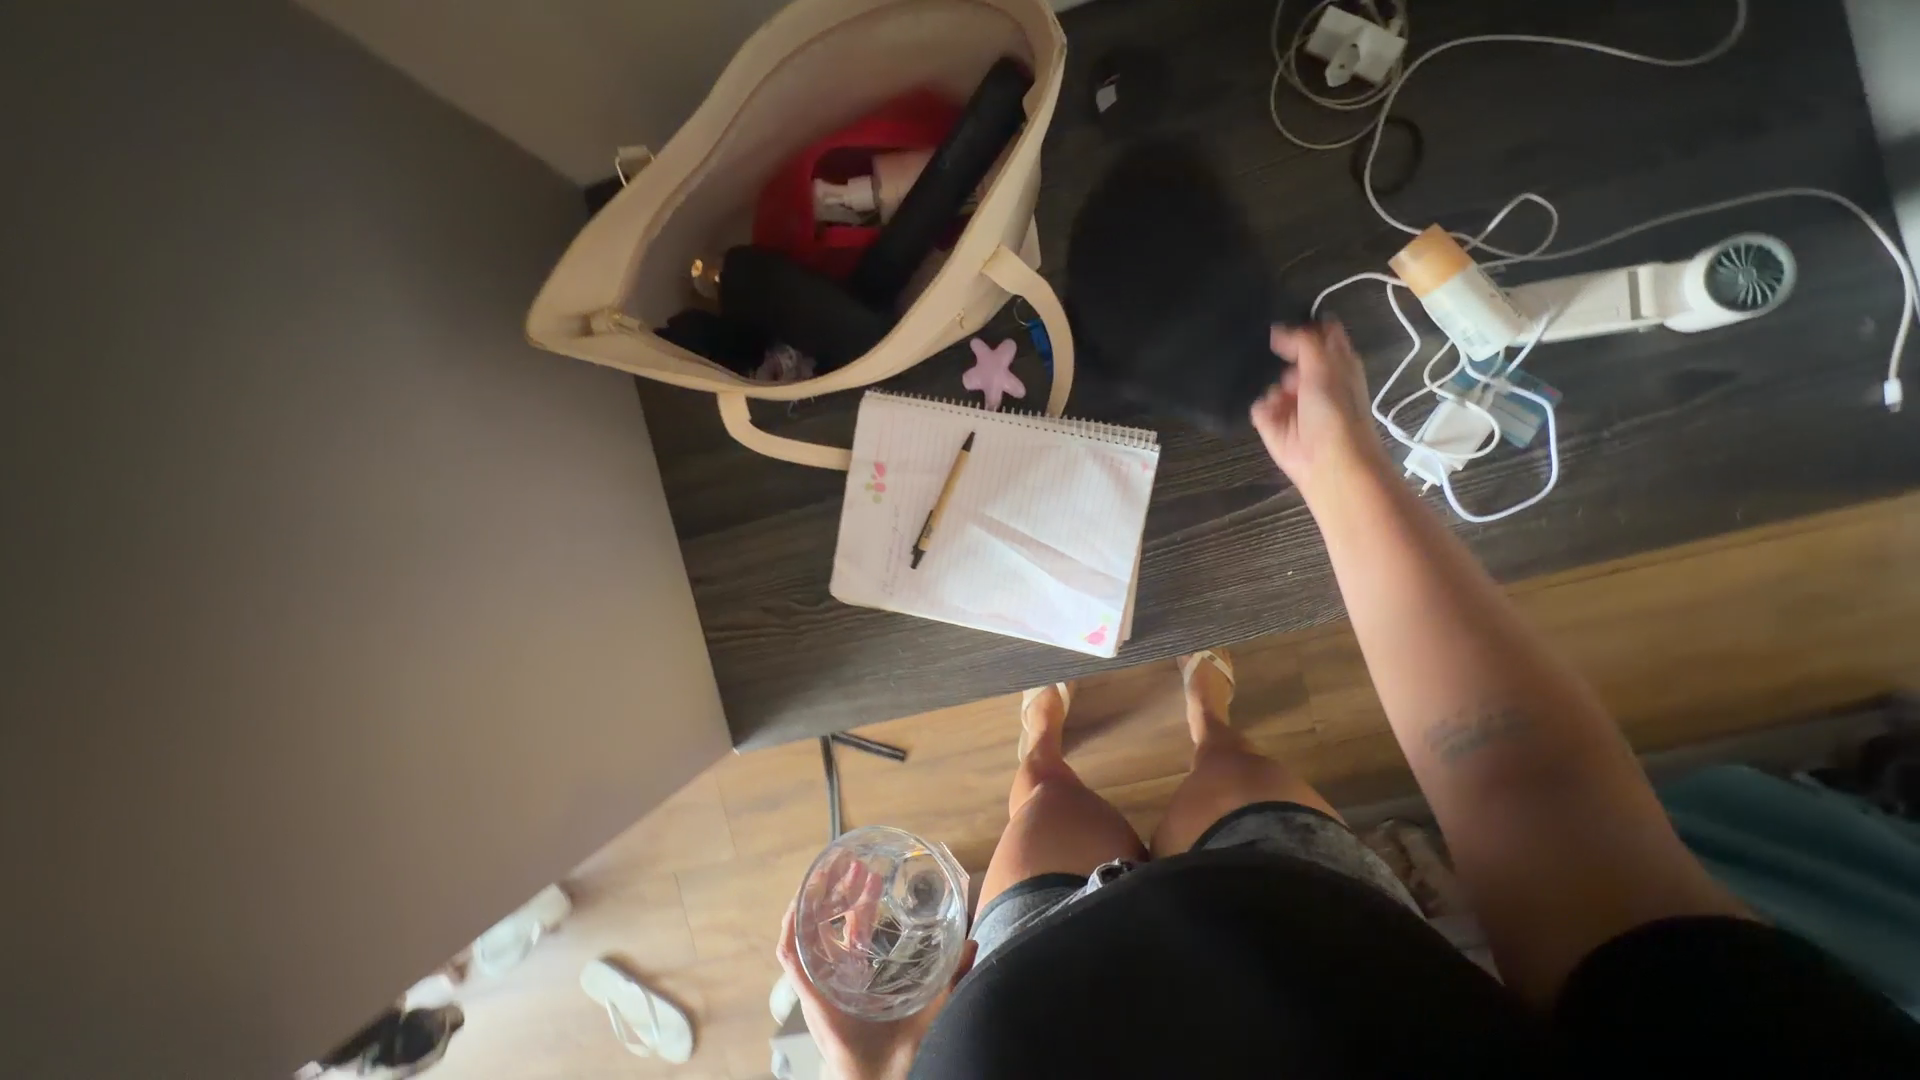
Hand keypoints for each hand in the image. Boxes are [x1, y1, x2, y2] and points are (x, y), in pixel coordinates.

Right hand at [774, 885, 975, 1079]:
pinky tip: (796, 909)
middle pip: (831, 924)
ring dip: (812, 903)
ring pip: (807, 934)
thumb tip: (973, 942)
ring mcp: (822, 983)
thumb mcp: (935, 1000)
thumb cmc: (904, 1047)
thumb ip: (955, 974)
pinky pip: (791, 959)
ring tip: (822, 876)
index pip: (857, 928)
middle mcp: (838, 975)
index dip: (861, 900)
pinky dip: (790, 932)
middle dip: (837, 892)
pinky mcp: (811, 995)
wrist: (884, 1078)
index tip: (869, 874)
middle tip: (850, 865)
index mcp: (861, 975)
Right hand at [1251, 321, 1390, 499]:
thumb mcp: (1324, 365)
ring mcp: (1291, 402)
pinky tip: (1273, 414)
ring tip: (1284, 399)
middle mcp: (1313, 381)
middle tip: (1279, 358)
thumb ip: (1303, 341)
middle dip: (1280, 356)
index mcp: (1335, 364)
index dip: (1305, 325)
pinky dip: (1263, 408)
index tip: (1288, 320)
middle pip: (1290, 356)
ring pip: (1270, 379)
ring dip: (1273, 386)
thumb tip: (1278, 329)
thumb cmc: (1335, 410)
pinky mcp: (1272, 422)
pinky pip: (1258, 405)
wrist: (1327, 459)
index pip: (1319, 334)